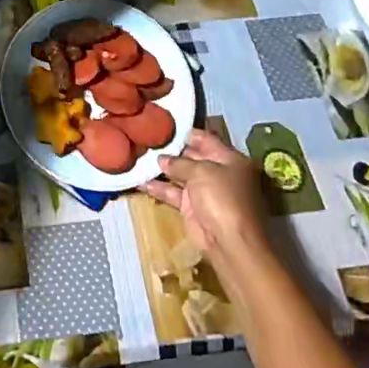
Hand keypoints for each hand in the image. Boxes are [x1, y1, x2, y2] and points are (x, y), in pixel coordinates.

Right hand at [141, 129, 273, 274]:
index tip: (161, 124)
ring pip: (180, 175)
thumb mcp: (202, 172)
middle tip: (145, 138)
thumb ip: (179, 162)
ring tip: (138, 156)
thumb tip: (162, 160)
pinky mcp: (192, 208)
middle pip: (192, 156)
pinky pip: (172, 193)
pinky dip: (158, 187)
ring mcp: (205, 191)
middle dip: (170, 150)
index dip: (185, 132)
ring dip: (161, 168)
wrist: (230, 243)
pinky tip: (139, 180)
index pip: (206, 139)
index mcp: (230, 160)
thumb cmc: (222, 198)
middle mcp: (218, 173)